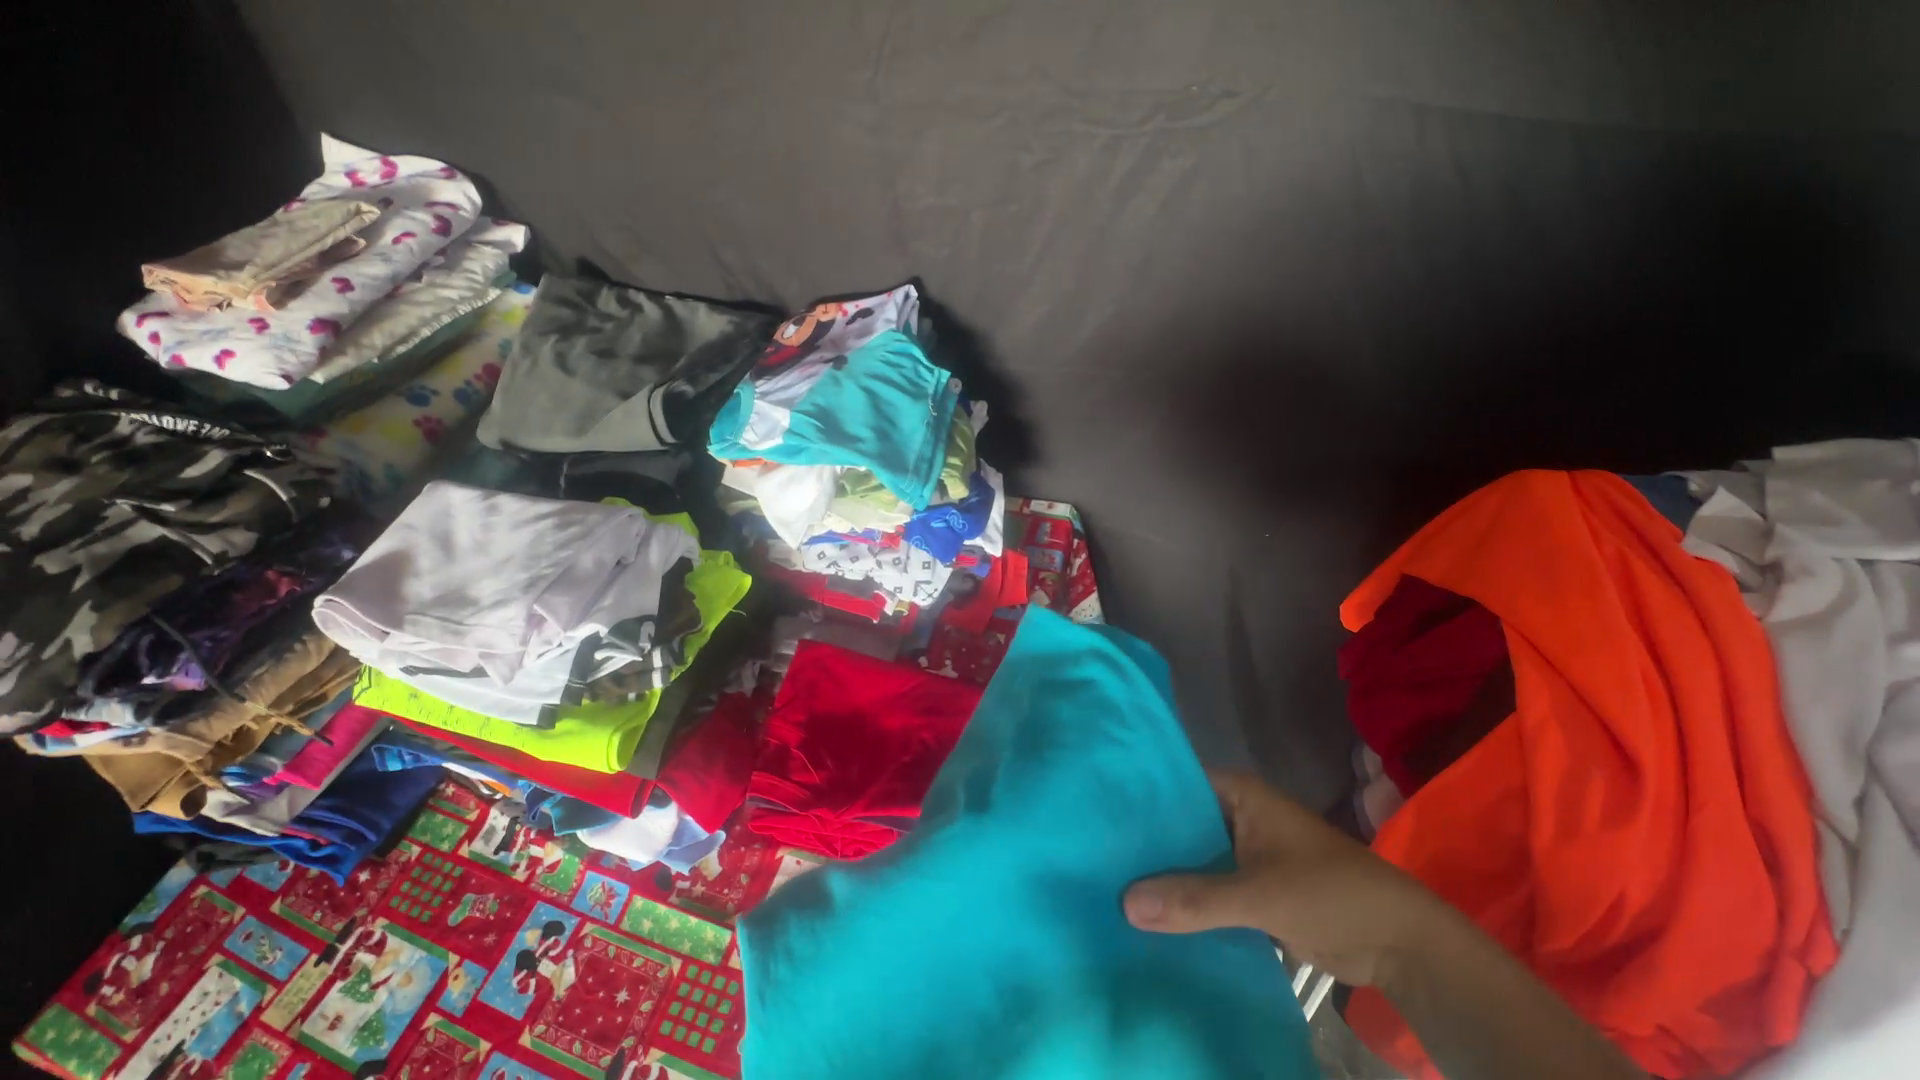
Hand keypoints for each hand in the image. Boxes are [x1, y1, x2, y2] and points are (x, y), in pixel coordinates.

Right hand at [1124, 770, 1462, 987]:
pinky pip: (1203, 891)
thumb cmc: (1330, 893)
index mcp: (1239, 794)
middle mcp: (1235, 816)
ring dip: (1159, 878)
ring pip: (1189, 860)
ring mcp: (1242, 855)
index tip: (1091, 813)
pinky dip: (1180, 903)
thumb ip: (1194, 899)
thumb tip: (1124, 904)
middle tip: (1086, 857)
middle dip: (1141, 843)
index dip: (1137, 797)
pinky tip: (1141, 919)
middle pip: (1177, 824)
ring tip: (1100, 887)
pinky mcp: (1248, 892)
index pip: (1174, 783)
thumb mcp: (1258, 894)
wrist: (1397, 943)